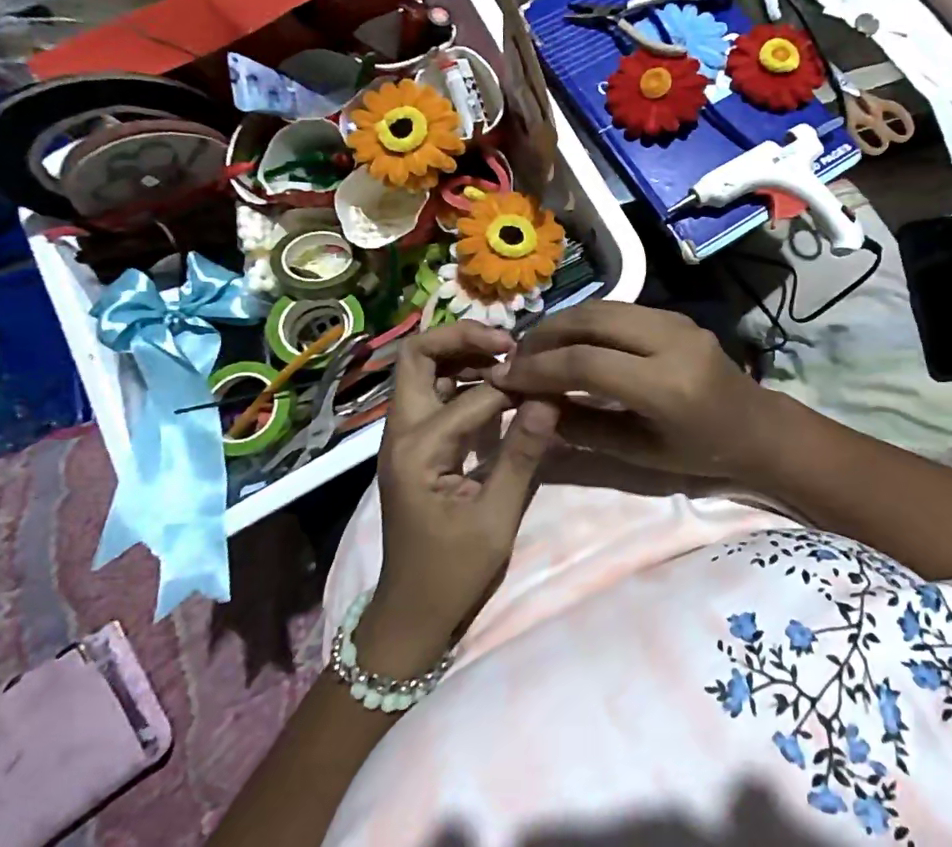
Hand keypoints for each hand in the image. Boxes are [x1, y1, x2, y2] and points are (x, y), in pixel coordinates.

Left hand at [365, 322, 558, 673]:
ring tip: (511, 359)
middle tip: (511, 342)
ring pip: (423, 372)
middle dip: (463, 339)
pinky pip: (433, 395)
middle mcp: (401, 433)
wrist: (412, 611)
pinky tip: (499, 389)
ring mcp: (403, 439)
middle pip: (418, 358)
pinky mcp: (415, 448)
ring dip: (462, 356)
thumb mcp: (496, 516)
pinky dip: (462, 379)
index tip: (551, 381)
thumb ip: (522, 453)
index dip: (515, 383)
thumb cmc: (453, 571)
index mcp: (418, 450)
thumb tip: (550, 398)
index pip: (473, 394)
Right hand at [487, 302, 773, 478]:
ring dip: (564, 322)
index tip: (506, 379)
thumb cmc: (700, 453)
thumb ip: (583, 428)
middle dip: (545, 335)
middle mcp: (673, 342)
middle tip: (516, 357)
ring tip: (536, 347)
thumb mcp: (638, 454)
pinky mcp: (677, 315)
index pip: (586, 363)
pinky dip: (587, 321)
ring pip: (605, 306)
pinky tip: (571, 340)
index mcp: (667, 386)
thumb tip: (532, 405)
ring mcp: (678, 322)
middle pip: (592, 321)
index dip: (540, 369)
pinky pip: (621, 309)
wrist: (757, 427)